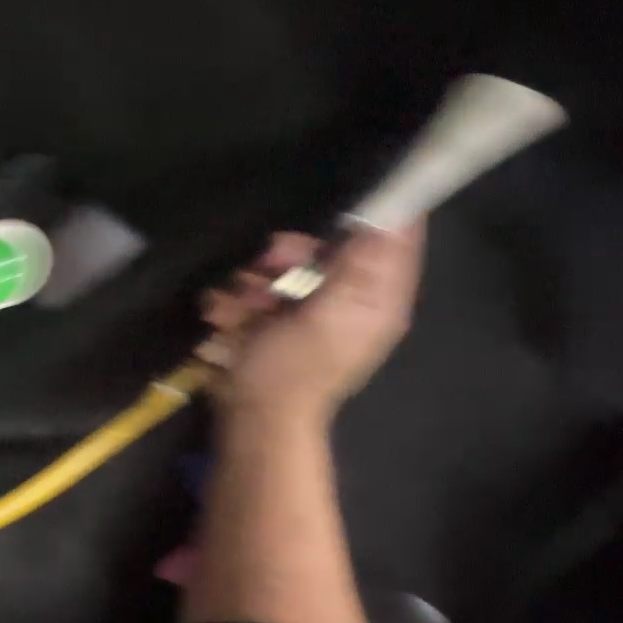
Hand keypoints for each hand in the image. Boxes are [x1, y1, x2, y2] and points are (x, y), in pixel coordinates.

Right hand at [201, 223, 424, 422]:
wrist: (252, 415)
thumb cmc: (291, 367)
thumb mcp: (329, 314)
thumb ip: (358, 267)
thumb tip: (392, 218)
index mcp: (377, 299)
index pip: (396, 240)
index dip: (377, 214)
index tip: (341, 206)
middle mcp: (349, 300)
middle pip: (325, 250)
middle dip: (288, 253)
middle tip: (267, 263)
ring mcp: (307, 312)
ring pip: (282, 269)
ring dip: (252, 279)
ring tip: (238, 303)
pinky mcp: (271, 322)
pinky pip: (255, 292)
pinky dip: (236, 299)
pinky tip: (227, 315)